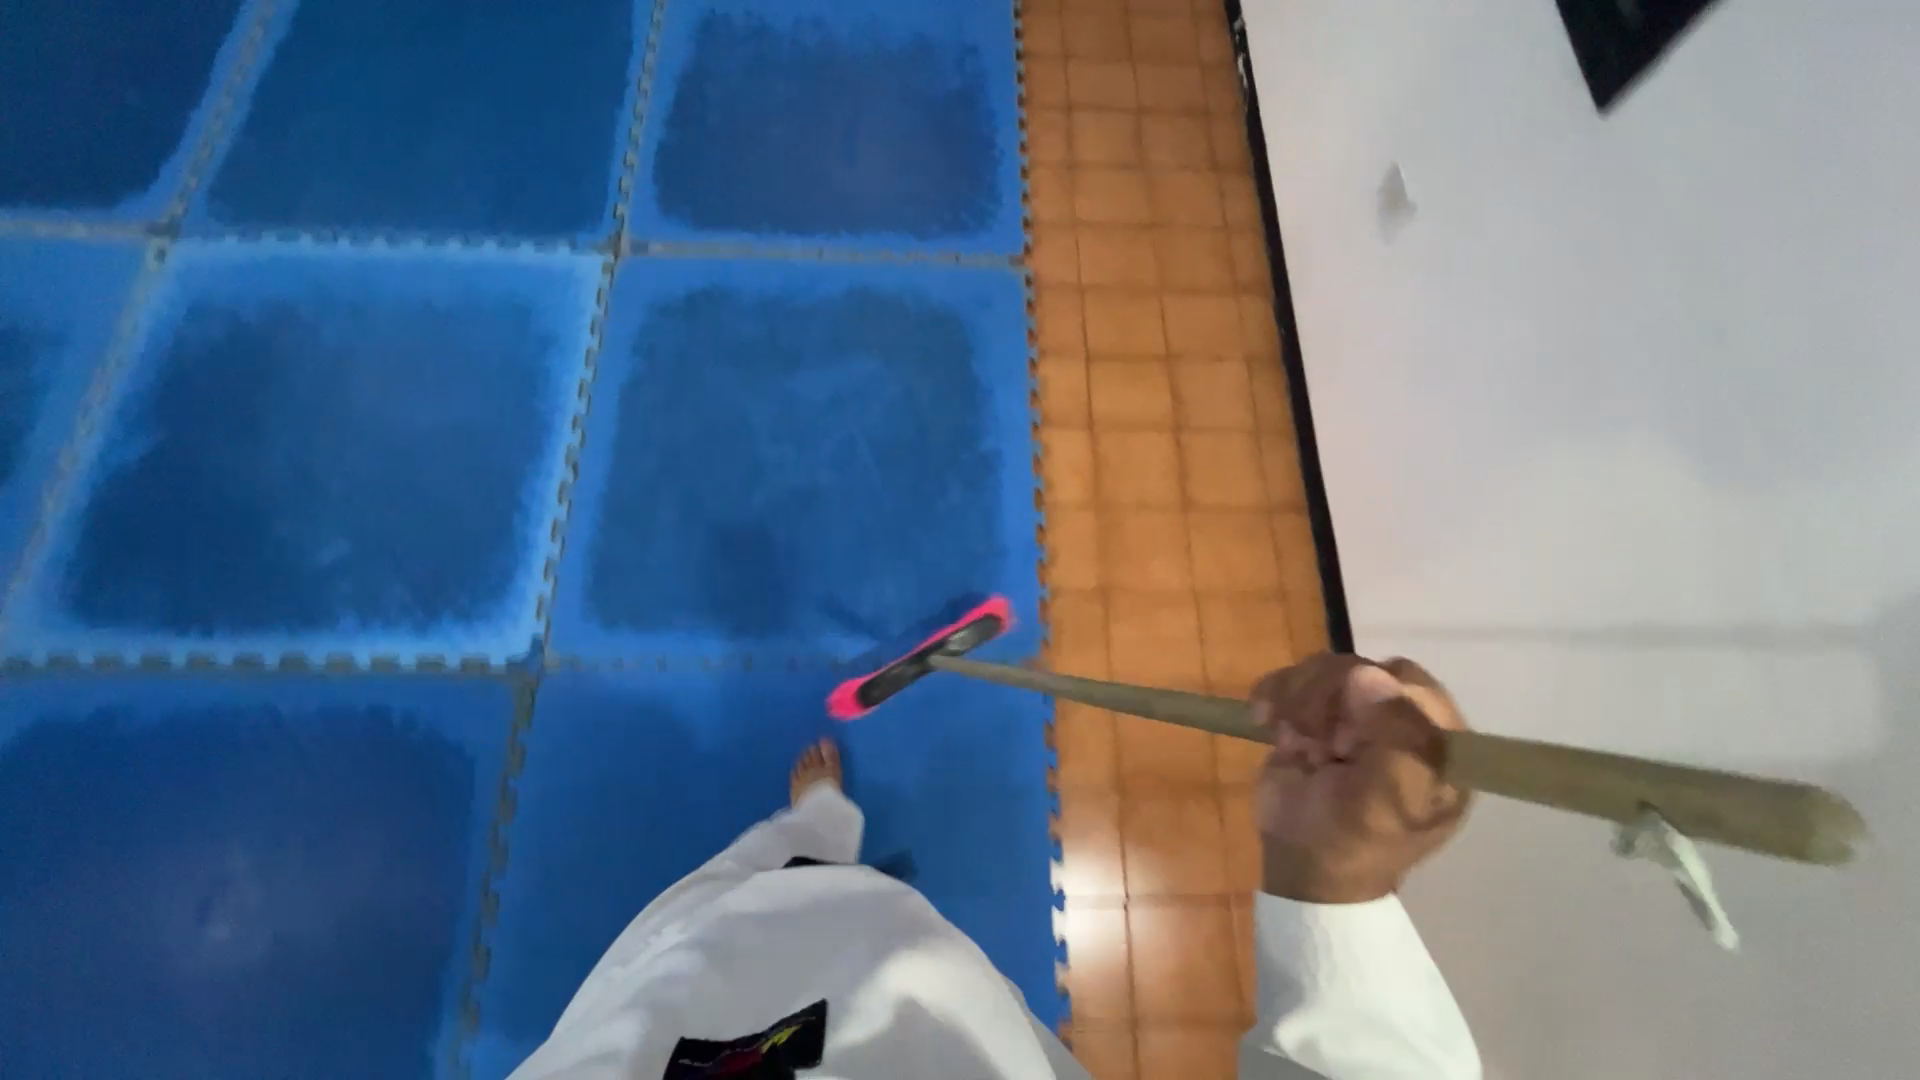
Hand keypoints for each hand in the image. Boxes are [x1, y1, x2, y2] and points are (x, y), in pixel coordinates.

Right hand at [1250, 654, 1470, 903]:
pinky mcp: (1314, 711)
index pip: (1411, 686)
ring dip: (1297, 699)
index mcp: (1438, 745)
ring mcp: (1355, 714)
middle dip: (1325, 699)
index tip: (1342, 740)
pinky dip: (1273, 693)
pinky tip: (1267, 721)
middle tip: (1311, 741)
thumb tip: (1368, 675)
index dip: (1370, 699)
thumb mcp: (1382, 806)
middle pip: (1363, 668)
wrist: (1300, 867)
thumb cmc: (1350, 845)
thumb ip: (1392, 742)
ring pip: (1325, 667)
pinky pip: (1293, 675)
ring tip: (1292, 740)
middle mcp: (1401, 722)